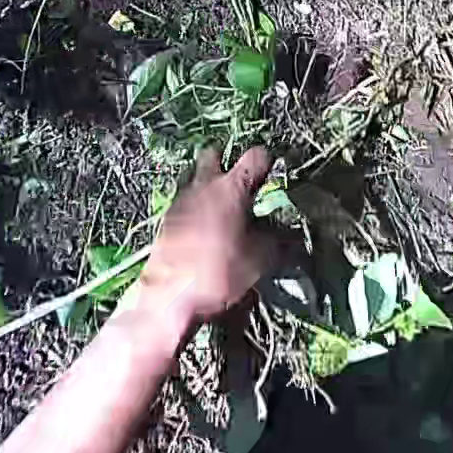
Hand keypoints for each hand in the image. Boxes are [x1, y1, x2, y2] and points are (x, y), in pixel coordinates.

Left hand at [131, 146, 274, 323]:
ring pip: (197, 178)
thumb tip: (286, 233)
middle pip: (215, 154)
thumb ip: (276, 240)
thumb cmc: (216, 273)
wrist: (167, 297)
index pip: (256, 156)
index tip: (272, 171)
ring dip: (210, 187)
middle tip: (239, 182)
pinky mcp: (167, 217)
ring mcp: (182, 198)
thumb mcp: (258, 261)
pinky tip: (203, 230)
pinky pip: (186, 201)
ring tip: (222, 211)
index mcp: (231, 188)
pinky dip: (197, 208)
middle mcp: (205, 185)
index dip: (267, 160)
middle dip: (226, 161)